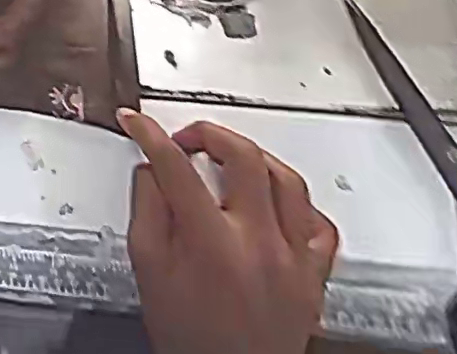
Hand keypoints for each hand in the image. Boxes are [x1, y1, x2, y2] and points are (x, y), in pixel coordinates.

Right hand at [118, 109, 338, 353]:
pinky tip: (272, 196)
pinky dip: (294, 199)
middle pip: (243, 156)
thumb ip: (146, 207)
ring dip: (250, 156)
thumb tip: (150, 168)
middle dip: (206, 132)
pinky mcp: (314, 276)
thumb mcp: (147, 266)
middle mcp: (260, 247)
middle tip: (184, 138)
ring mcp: (294, 261)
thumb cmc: (189, 336)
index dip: (149, 133)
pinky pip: (319, 222)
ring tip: (224, 157)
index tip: (137, 123)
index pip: (176, 165)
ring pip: (286, 179)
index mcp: (211, 244)